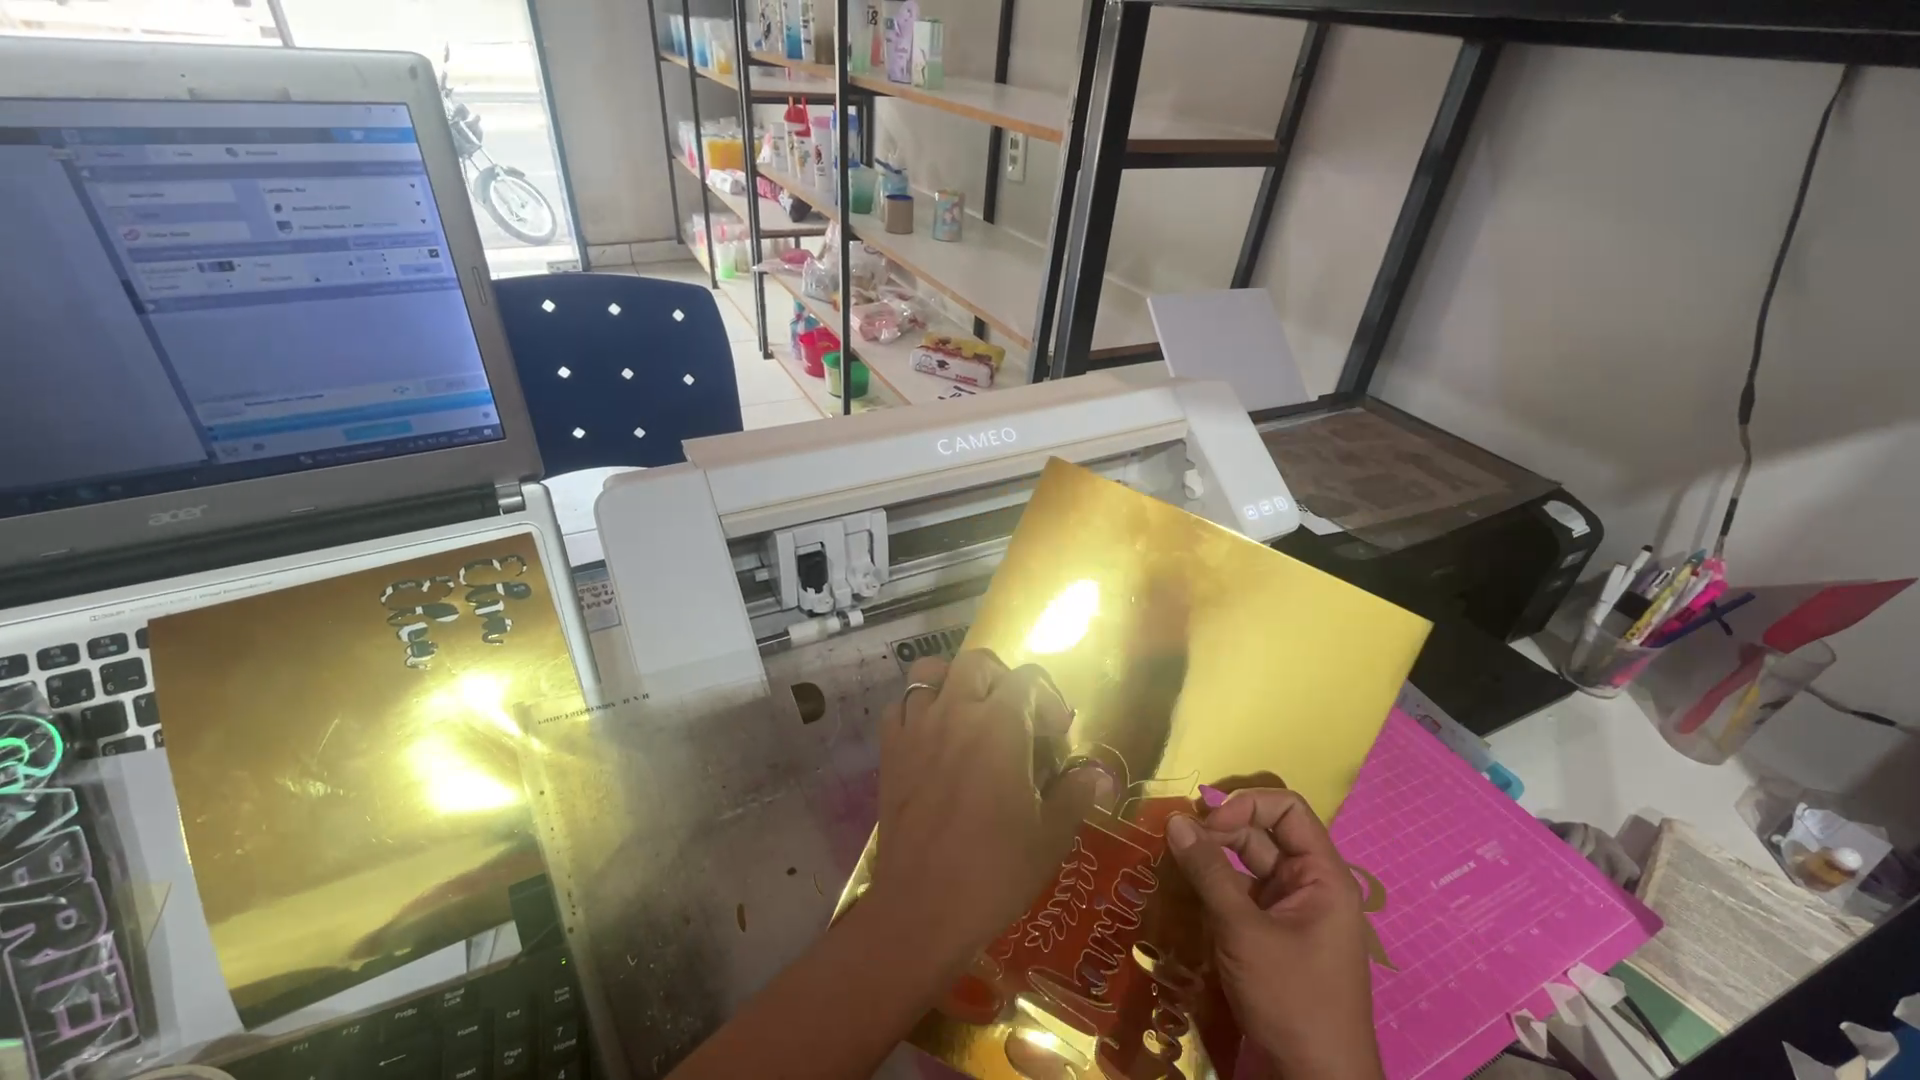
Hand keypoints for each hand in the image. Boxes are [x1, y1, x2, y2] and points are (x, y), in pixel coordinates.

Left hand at [871, 650, 1111, 975]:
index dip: (1049, 700)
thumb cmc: (996, 870)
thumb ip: (1076, 793)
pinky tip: (933, 736)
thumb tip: (1099, 773)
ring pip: (930, 673)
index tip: (1057, 736)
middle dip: (1003, 679)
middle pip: (978, 662)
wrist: (924, 906)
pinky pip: (900, 706)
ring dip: (955, 683)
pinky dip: (918, 708)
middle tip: (1016, 716)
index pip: (1029, 679)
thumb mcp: (1051, 834)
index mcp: (1001, 725)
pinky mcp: (889, 751)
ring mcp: (916, 728)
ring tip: (970, 714)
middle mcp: (956, 712)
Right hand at [1166, 789, 1382, 1079]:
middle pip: (1261, 834)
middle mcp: (1308, 884)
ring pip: (1245, 864)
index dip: (1244, 805)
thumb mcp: (1244, 931)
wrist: (1315, 1078)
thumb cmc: (1292, 998)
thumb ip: (1209, 872)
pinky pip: (1240, 894)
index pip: (1286, 808)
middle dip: (1219, 831)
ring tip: (1171, 862)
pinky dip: (1213, 889)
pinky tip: (1183, 892)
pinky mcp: (1270, 935)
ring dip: (1211, 859)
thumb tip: (1175, 819)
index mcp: (1322, 875)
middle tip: (1176, 844)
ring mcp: (1289, 910)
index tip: (1205, 823)